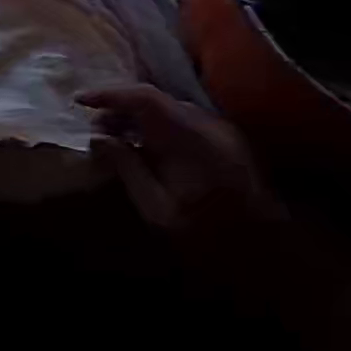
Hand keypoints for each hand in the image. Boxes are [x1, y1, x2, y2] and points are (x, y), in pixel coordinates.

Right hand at [79, 84, 284, 238]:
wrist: (269, 255)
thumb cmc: (207, 234)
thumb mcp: (155, 206)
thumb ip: (125, 166)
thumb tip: (98, 138)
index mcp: (190, 140)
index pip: (144, 99)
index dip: (109, 95)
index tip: (80, 102)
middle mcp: (209, 128)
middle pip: (156, 99)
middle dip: (119, 106)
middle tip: (94, 125)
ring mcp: (222, 133)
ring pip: (170, 108)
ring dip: (137, 116)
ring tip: (114, 135)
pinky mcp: (228, 143)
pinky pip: (184, 120)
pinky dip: (157, 124)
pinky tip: (143, 144)